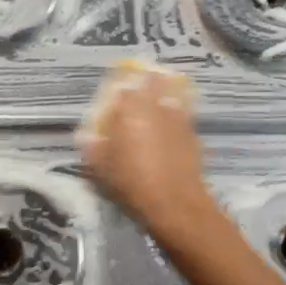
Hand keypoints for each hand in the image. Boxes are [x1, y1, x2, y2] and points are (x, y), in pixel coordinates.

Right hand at [79, 64, 214, 235]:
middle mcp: (157, 105)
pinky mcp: (194, 135)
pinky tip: (169, 135)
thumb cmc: (131, 182)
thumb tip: (91, 135)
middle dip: (147, 81)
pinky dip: (175, 119)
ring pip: (172, 95)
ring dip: (164, 97)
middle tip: (139, 93)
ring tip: (155, 111)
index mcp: (131, 108)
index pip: (125, 82)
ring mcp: (180, 118)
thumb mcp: (98, 167)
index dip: (121, 85)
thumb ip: (92, 145)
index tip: (116, 93)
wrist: (174, 204)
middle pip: (155, 80)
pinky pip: (183, 117)